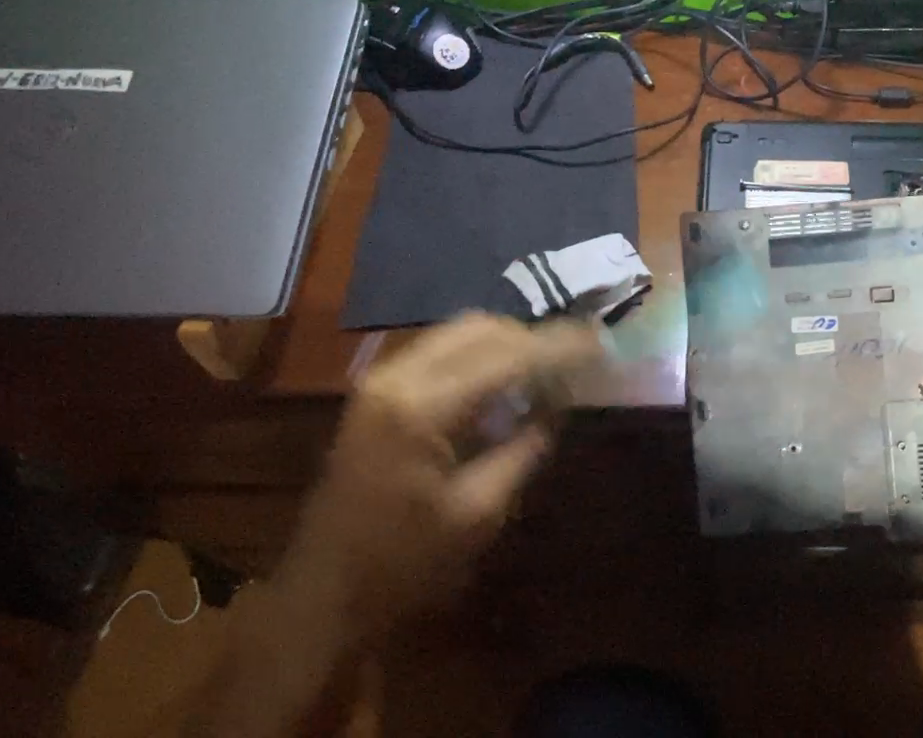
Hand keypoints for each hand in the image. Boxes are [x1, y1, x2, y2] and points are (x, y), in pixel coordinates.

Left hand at [275, 313, 602, 638]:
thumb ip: (525, 448)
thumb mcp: (480, 512)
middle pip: (480, 328)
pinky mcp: (377, 392)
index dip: (559, 347)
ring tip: (549, 367)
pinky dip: (481, 356)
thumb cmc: (403, 564)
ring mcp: (381, 380)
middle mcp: (397, 376)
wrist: (322, 594)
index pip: (506, 356)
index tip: (601, 342)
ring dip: (508, 343)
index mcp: (421, 407)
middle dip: (534, 337)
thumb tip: (559, 405)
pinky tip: (507, 382)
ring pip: (460, 333)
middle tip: (578, 357)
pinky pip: (441, 352)